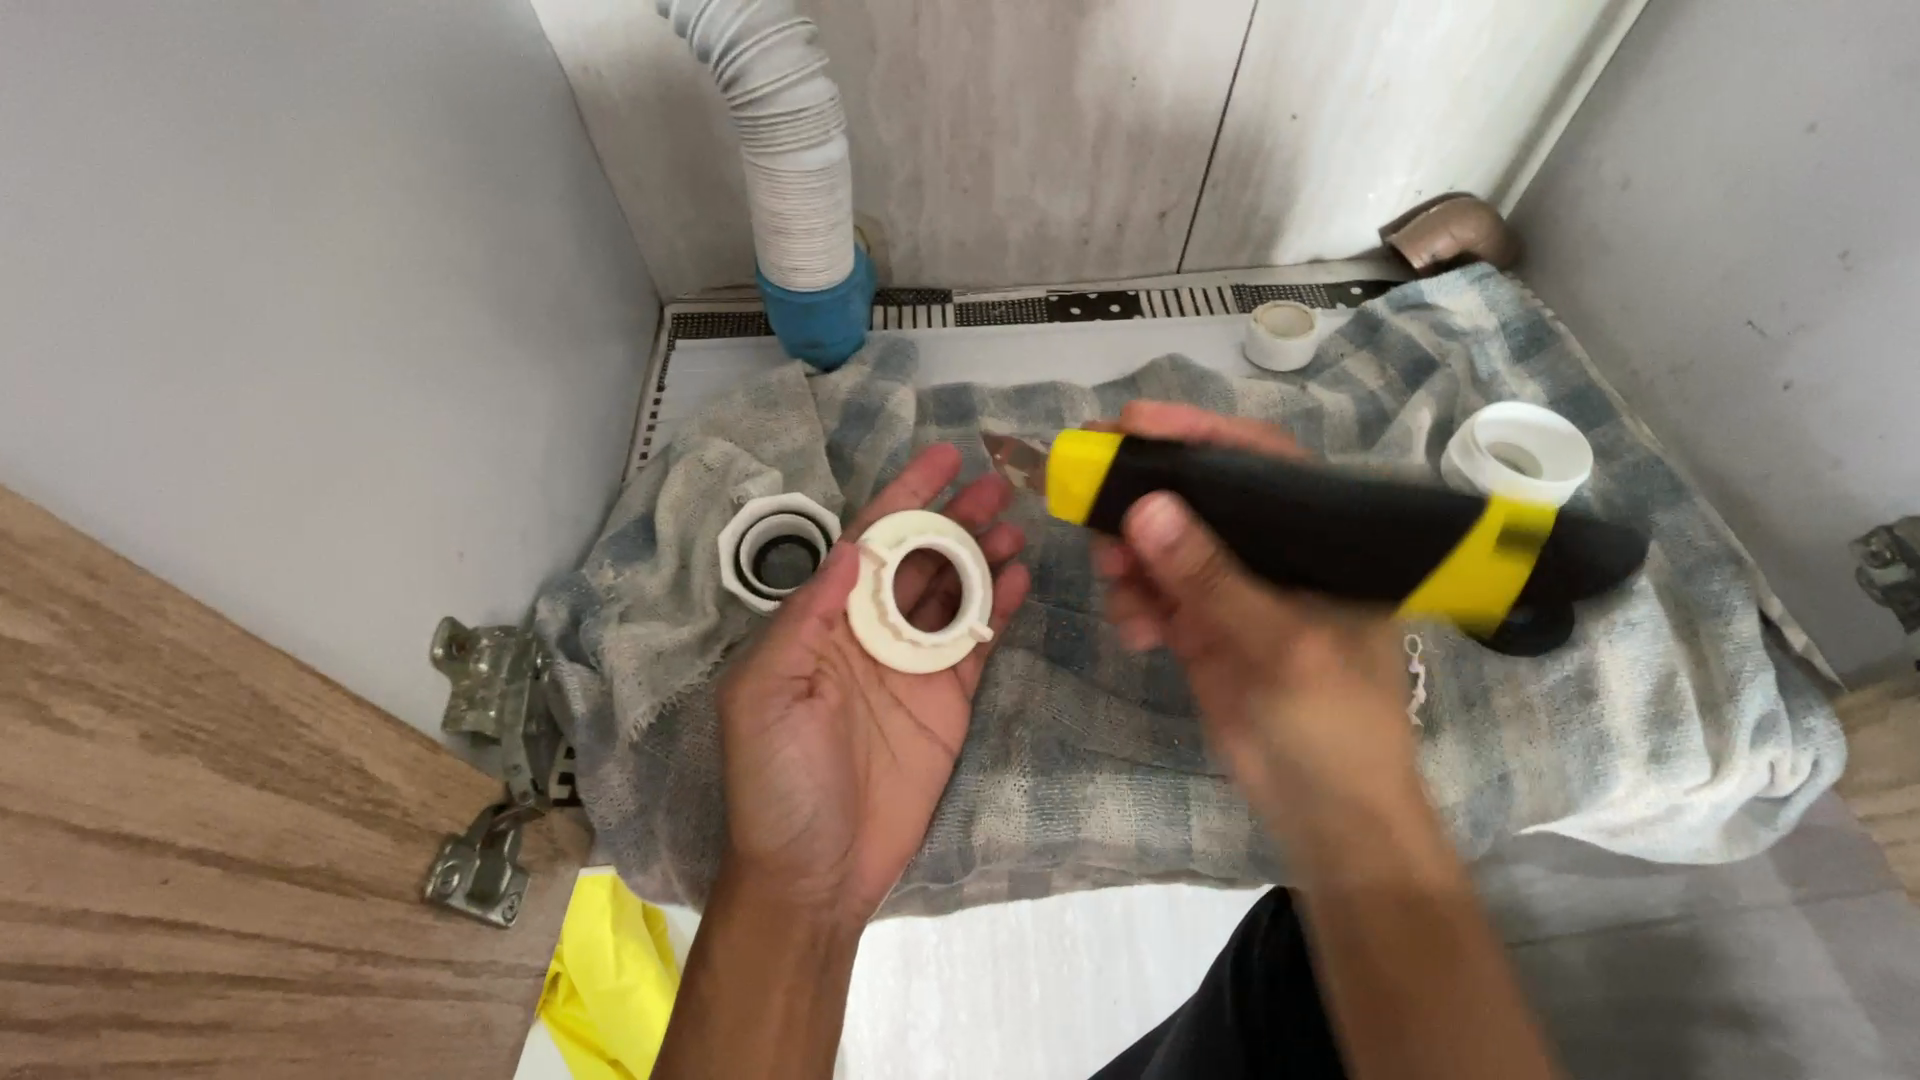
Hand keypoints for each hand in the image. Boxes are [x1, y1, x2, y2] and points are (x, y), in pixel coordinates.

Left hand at [714, 443, 1030, 929]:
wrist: (815, 873)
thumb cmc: (777, 783)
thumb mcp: (765, 694)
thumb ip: (808, 617)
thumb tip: (850, 547)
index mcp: (822, 623)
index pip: (868, 545)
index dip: (904, 498)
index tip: (943, 458)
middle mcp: (869, 633)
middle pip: (918, 560)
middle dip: (954, 519)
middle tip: (998, 486)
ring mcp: (913, 666)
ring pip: (953, 594)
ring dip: (983, 556)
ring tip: (1017, 525)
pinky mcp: (947, 701)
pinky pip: (978, 643)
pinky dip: (1000, 609)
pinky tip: (1022, 579)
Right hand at [1092, 402, 1415, 838]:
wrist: (1327, 817)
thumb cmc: (1335, 725)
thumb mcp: (1280, 644)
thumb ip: (1211, 578)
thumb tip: (1145, 509)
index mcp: (1317, 540)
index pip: (1258, 464)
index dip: (1197, 434)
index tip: (1132, 423)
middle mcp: (1272, 553)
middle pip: (1198, 500)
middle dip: (1143, 495)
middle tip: (1085, 486)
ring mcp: (1232, 591)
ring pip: (1163, 546)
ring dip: (1129, 556)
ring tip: (1114, 576)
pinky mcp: (1199, 629)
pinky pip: (1151, 596)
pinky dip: (1133, 604)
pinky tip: (1135, 632)